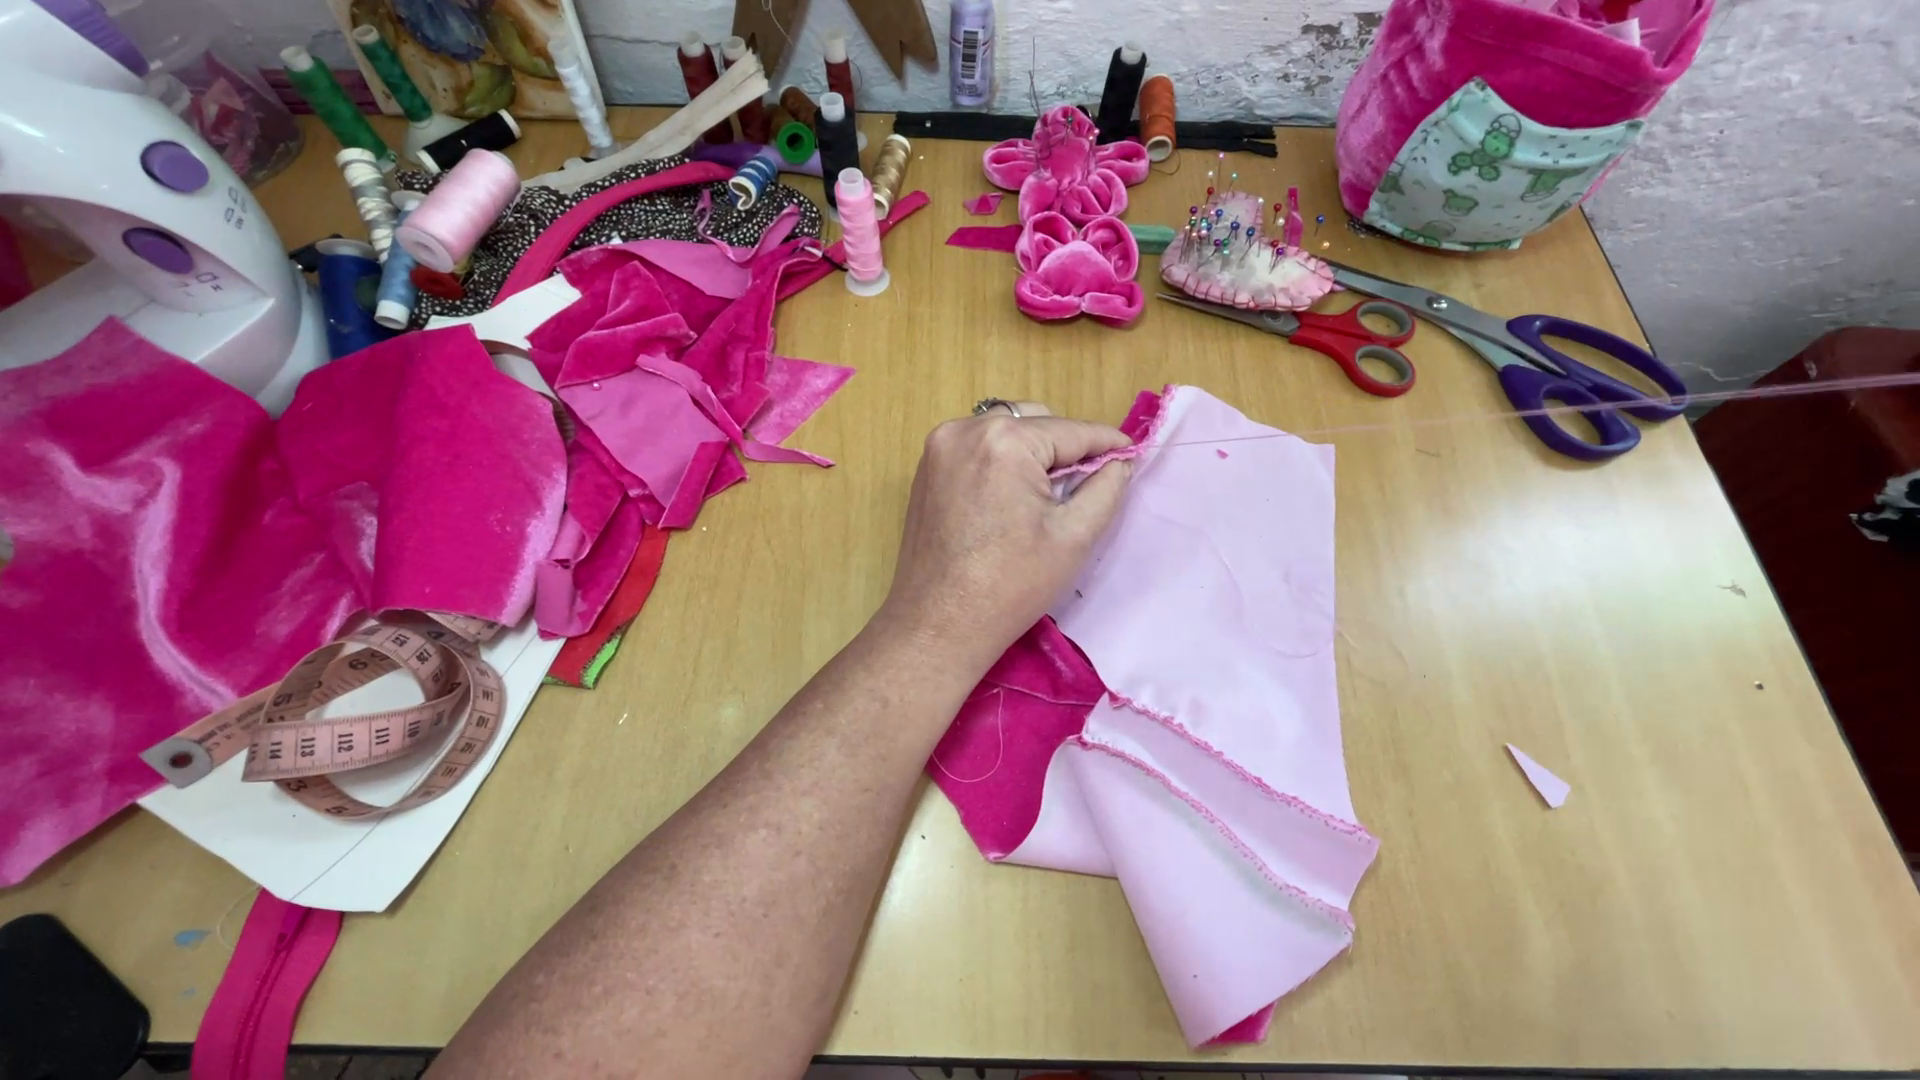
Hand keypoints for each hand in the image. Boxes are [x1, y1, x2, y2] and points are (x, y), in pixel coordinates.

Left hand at [877, 402, 1132, 671]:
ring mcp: (938, 447)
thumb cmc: (1010, 586)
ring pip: (1005, 431)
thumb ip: (1106, 487)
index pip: (1071, 431)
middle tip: (1083, 487)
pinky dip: (1000, 462)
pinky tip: (1010, 500)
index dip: (1107, 443)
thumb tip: (1118, 461)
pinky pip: (977, 448)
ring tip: (1045, 496)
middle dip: (1064, 448)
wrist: (938, 623)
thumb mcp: (1074, 536)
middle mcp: (964, 430)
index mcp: (1003, 441)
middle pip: (1035, 421)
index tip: (1132, 453)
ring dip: (1031, 453)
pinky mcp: (926, 469)